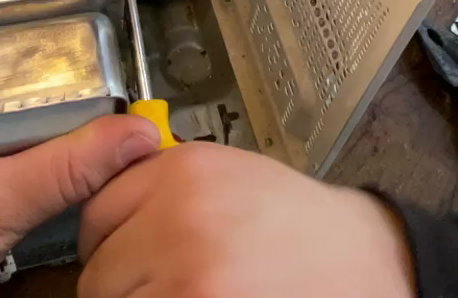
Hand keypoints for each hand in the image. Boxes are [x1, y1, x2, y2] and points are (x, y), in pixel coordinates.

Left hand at [78, 141, 415, 297]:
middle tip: (152, 284)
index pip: (96, 211)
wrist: (361, 262)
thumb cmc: (294, 222)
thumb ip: (163, 183)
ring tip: (181, 292)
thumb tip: (109, 210)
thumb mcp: (223, 173)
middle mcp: (178, 218)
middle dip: (120, 283)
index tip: (119, 254)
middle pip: (100, 268)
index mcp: (181, 171)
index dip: (105, 240)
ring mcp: (188, 278)